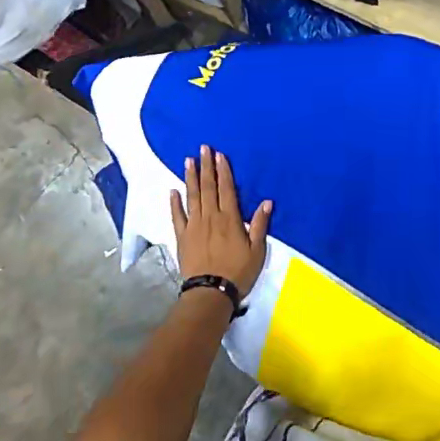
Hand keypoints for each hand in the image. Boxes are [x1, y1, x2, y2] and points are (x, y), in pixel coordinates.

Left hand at [170, 145, 270, 299]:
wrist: (211, 292)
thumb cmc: (238, 272)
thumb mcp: (257, 250)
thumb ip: (260, 224)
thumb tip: (267, 201)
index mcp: (230, 219)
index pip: (226, 189)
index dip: (223, 171)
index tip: (219, 155)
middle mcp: (210, 217)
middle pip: (208, 187)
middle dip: (206, 167)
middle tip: (203, 148)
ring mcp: (194, 226)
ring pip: (192, 196)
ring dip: (191, 178)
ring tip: (188, 161)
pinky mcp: (182, 237)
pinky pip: (177, 216)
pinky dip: (174, 202)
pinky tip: (173, 190)